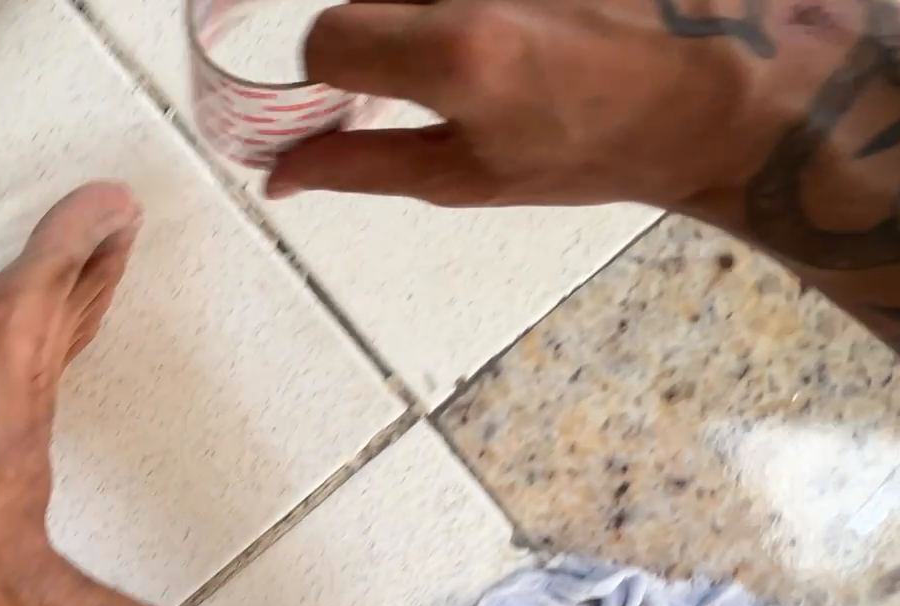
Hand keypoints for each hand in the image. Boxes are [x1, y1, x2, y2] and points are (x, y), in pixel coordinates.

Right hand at [267, 0, 864, 211]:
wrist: (739, 82)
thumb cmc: (593, 147)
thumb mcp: (460, 176)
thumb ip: (356, 166)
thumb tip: (278, 176)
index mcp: (456, 51)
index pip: (328, 34)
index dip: (330, 68)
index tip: (355, 90)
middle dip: (382, 27)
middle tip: (431, 66)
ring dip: (426, 5)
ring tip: (493, 36)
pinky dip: (473, 2)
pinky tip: (525, 19)